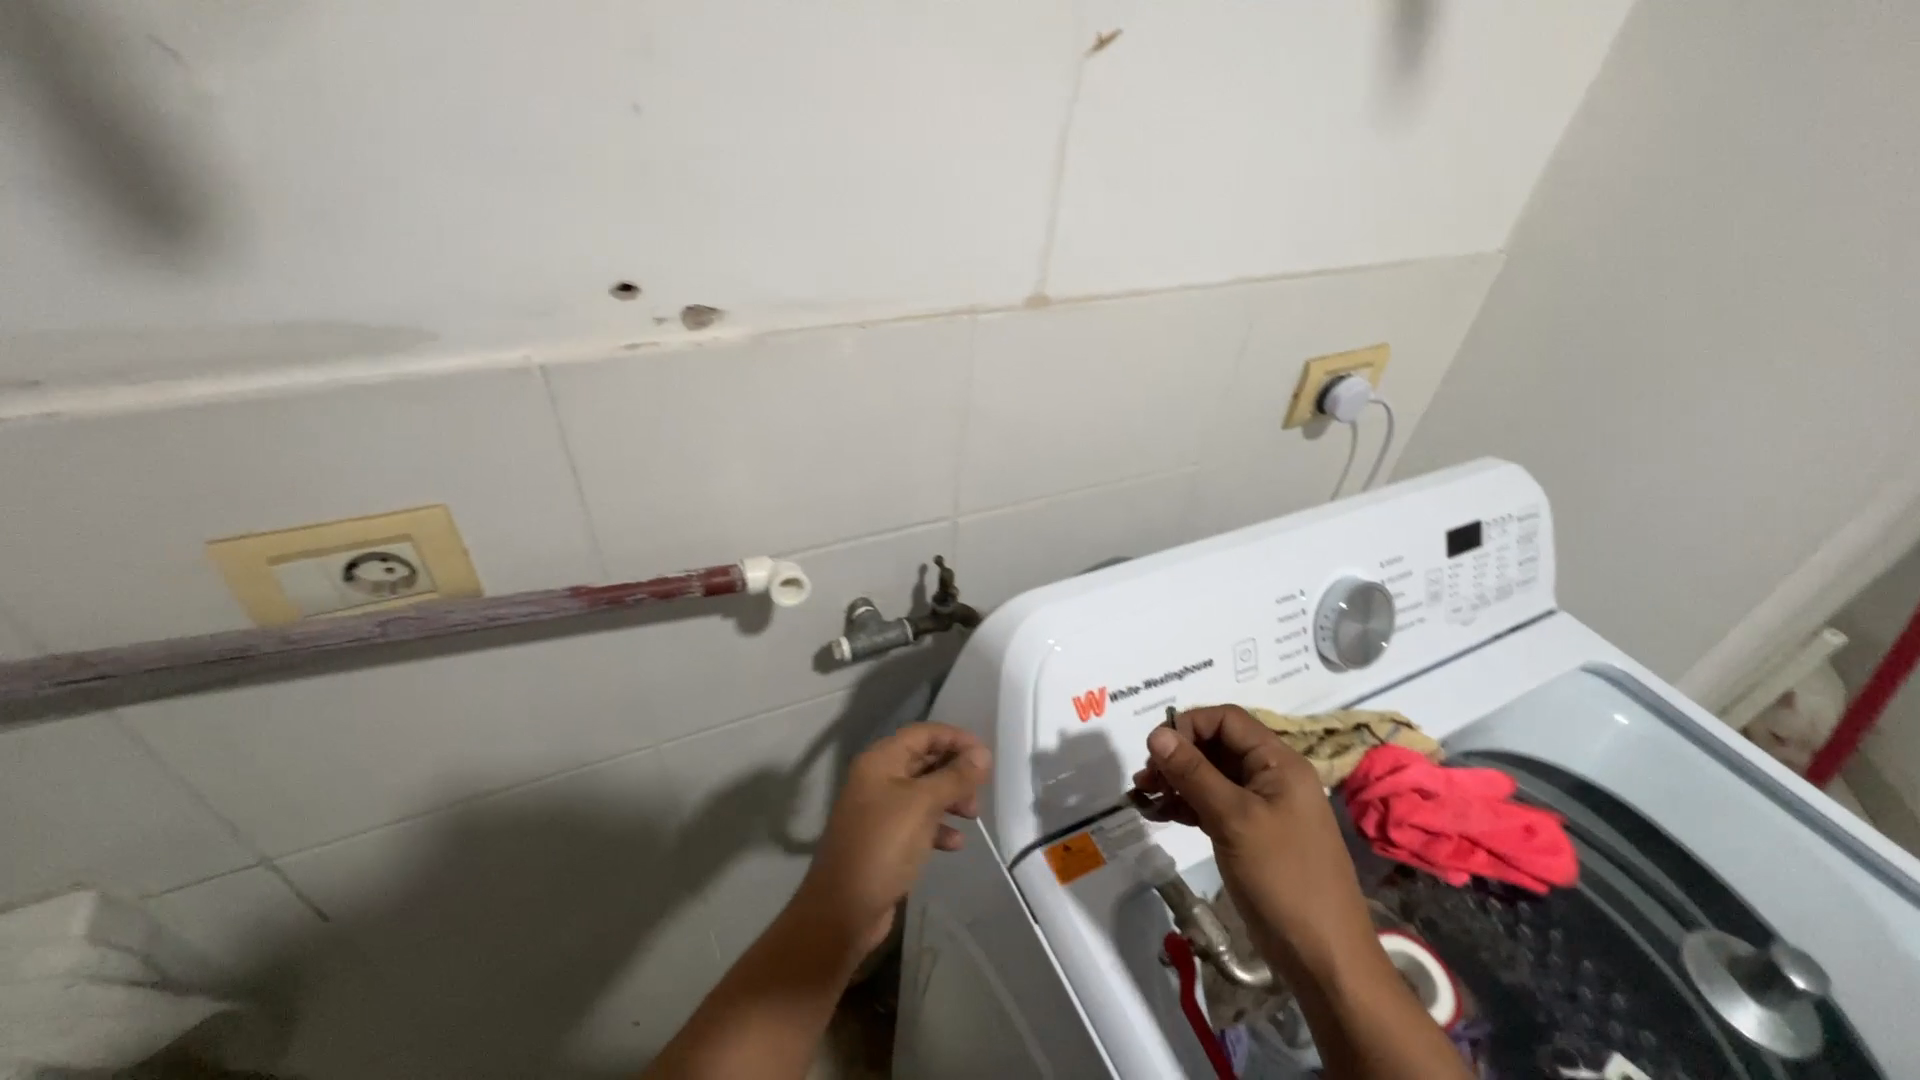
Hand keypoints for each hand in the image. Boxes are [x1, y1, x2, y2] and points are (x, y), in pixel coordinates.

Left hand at [788, 723, 991, 959]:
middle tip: (980, 790)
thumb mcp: (923, 805)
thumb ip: (955, 777)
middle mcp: (877, 779)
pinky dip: (938, 827)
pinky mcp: (884, 841)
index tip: (985, 756)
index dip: (955, 738)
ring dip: (950, 799)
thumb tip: (982, 754)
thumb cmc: (883, 846)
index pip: (923, 733)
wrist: (844, 909)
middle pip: (924, 760)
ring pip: (923, 792)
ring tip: (972, 816)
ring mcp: (879, 811)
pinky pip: (917, 822)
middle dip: (955, 771)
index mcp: (880, 761)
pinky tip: (954, 843)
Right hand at [1132, 706, 1375, 972]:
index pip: (1226, 720)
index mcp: (1279, 762)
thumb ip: (1194, 773)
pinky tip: (1162, 816)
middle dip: (1177, 756)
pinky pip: (1214, 806)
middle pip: (1216, 746)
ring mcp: (1262, 808)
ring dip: (1177, 782)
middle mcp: (1272, 777)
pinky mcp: (1252, 835)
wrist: (1323, 954)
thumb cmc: (1283, 877)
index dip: (1187, 726)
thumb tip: (1157, 734)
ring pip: (1211, 777)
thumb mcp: (1233, 819)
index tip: (1154, 752)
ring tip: (1145, 799)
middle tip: (1143, 781)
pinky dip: (1187, 806)